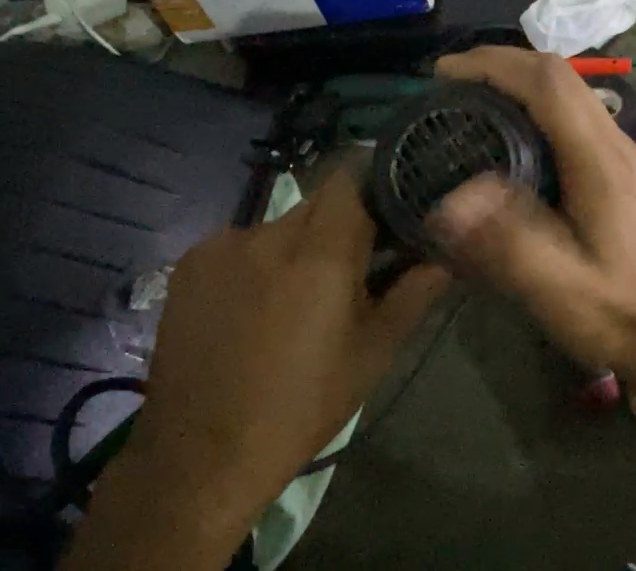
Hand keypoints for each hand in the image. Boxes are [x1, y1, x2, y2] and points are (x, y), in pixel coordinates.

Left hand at [117, 168, 448, 531]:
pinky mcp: (190, 265)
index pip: (354, 175)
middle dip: (344, 223)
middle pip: (320, 200)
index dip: (377, 182)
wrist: (198, 458)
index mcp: (322, 253)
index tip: (395, 208)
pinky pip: (242, 243)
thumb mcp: (374, 352)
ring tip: (301, 296)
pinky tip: (257, 307)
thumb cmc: (302, 405)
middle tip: (357, 265)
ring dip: (300, 245)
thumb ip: (415, 293)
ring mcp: (222, 246)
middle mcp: (269, 234)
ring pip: (282, 223)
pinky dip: (260, 261)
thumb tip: (446, 256)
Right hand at [428, 47, 635, 382]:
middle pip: (560, 74)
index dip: (495, 64)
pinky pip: (571, 113)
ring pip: (568, 90)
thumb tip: (452, 199)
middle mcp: (614, 142)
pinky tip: (505, 132)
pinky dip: (533, 103)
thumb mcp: (557, 288)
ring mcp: (619, 151)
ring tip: (468, 99)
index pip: (550, 82)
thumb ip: (508, 243)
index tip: (444, 73)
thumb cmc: (614, 311)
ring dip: (518, 80)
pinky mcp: (615, 166)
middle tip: (446, 83)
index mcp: (600, 159)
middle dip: (501, 64)